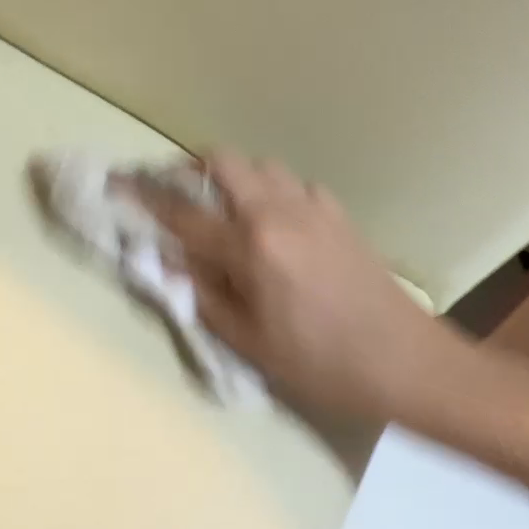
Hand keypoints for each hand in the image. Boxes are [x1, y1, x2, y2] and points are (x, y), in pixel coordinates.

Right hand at [136, 151, 459, 418]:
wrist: (413, 366)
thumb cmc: (321, 362)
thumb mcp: (246, 339)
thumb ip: (201, 293)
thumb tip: (168, 260)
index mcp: (249, 247)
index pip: (180, 211)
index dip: (141, 194)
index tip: (115, 181)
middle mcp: (278, 214)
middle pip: (225, 162)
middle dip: (190, 167)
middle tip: (173, 190)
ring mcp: (314, 210)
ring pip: (262, 165)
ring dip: (233, 175)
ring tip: (220, 203)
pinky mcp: (340, 217)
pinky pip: (296, 184)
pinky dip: (273, 190)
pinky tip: (272, 220)